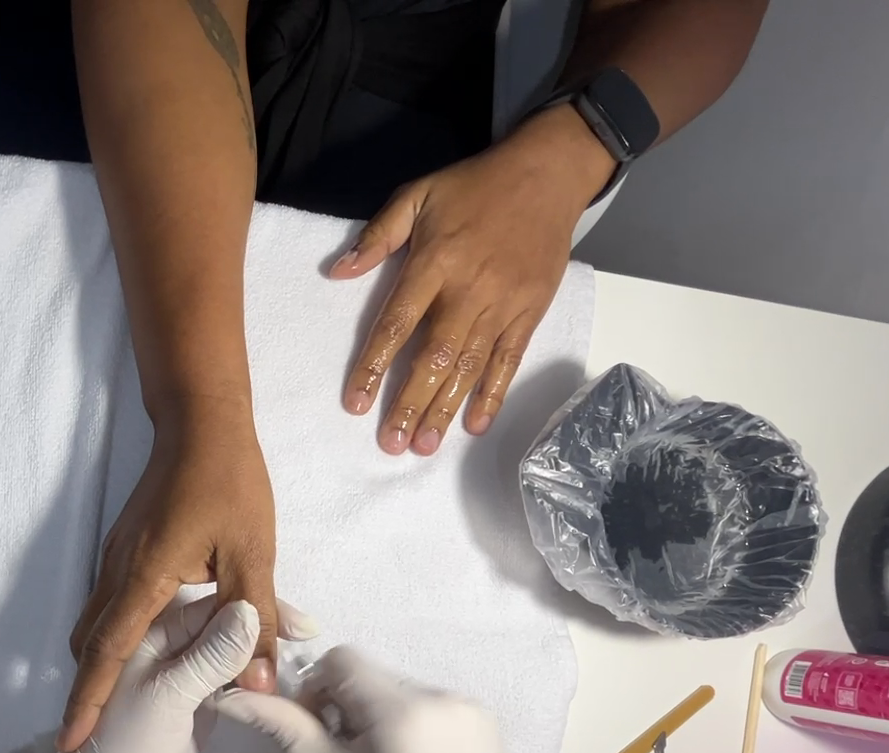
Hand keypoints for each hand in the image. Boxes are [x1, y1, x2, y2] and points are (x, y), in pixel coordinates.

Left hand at [13, 595, 316, 752]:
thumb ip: (208, 655)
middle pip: (223, 623)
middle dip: (263, 625)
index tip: (298, 620)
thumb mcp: (168, 697)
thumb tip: (251, 608)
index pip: (210, 607)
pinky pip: (229, 677)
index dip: (254, 609)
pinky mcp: (194, 700)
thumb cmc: (126, 749)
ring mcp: (182, 673)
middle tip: (309, 631)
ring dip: (260, 650)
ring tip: (303, 648)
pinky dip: (253, 675)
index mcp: (150, 632)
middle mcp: (167, 644)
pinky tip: (279, 674)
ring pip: (229, 649)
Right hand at [63, 416, 290, 750]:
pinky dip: (113, 636)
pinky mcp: (123, 549)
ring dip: (101, 663)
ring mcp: (114, 558)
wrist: (199, 424)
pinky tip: (145, 646)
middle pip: (89, 643)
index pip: (107, 652)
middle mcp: (116, 571)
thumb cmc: (228, 483)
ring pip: (95, 622)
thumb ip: (253, 620)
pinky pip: (107, 603)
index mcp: (143, 577)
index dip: (89, 700)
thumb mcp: (252, 553)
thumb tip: (258, 684)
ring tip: (114, 700)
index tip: (70, 740)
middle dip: (87, 690)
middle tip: (90, 731)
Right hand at [213, 646, 572, 752]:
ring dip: (377, 713)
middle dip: (347, 704)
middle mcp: (442, 695)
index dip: (316, 688)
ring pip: (397, 688)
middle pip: (369, 674)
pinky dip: (408, 722)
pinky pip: (428, 703)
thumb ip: (283, 726)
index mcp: (402, 709)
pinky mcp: (487, 722)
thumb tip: (229, 695)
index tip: (319, 732)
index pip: (340, 659)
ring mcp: (470, 708)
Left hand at [332, 105, 613, 454]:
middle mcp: (468, 290)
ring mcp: (503, 304)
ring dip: (445, 409)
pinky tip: (475, 425)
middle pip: (434, 356)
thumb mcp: (418, 195)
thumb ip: (377, 236)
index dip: (374, 366)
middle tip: (391, 443)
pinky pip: (509, 360)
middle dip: (410, 402)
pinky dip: (493, 394)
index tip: (355, 404)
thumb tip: (336, 271)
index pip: (396, 324)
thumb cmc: (474, 187)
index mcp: (434, 264)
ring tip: (423, 445)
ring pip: (469, 366)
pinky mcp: (530, 312)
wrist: (551, 171)